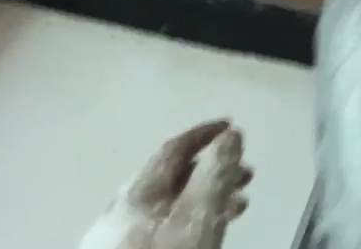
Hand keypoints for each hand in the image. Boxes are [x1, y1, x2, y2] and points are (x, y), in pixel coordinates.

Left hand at [79, 120, 252, 248]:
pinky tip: (206, 230)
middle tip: (247, 173)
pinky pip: (159, 226)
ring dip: (206, 195)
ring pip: (167, 204)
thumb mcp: (200, 216)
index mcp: (136, 196)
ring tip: (237, 205)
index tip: (233, 124)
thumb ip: (217, 172)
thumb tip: (230, 135)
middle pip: (170, 177)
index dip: (204, 133)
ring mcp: (113, 241)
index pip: (172, 150)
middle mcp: (118, 213)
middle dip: (213, 169)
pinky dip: (189, 218)